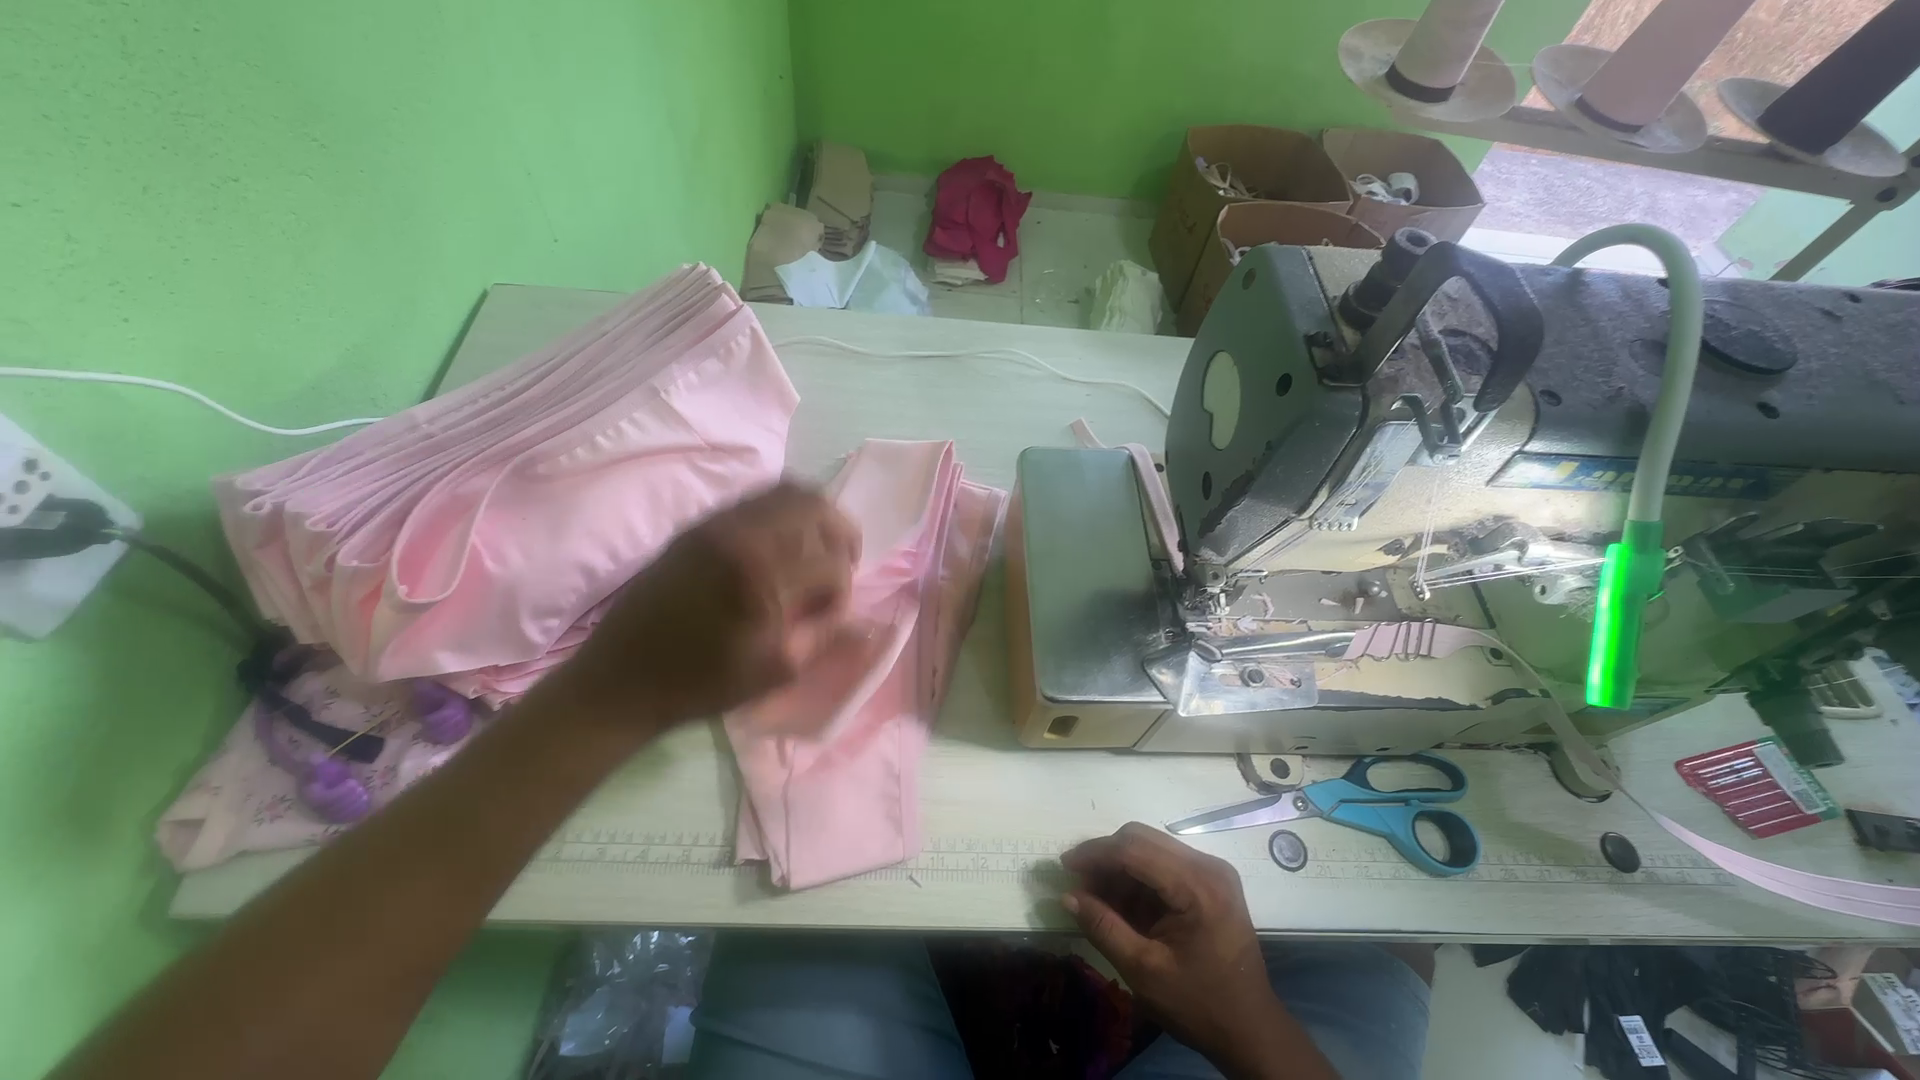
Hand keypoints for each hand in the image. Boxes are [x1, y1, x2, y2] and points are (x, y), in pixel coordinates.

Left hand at [558, 482, 859, 730]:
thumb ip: (824, 638)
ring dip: (814, 519)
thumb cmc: (700, 683)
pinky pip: (755, 499)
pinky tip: (780, 549)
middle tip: (840, 568)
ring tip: (814, 553)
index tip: (830, 616)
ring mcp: (716, 523)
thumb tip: (863, 621)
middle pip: (815, 506)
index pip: (831, 561)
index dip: (842, 590)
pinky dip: (782, 515)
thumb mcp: (773, 672)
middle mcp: (741, 533)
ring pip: (787, 492)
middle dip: (840, 536)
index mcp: (761, 575)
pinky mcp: (698, 525)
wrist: (622, 679)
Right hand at [1061, 824, 1333, 1079]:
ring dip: (1119, 869)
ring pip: (1150, 849)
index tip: (1064, 867)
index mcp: (1197, 886)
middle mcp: (1208, 867)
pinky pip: (1164, 864)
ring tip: (1098, 903)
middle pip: (1142, 840)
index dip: (1094, 854)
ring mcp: (1212, 872)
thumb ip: (1103, 927)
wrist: (1250, 1029)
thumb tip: (1068, 895)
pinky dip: (1137, 879)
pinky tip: (1123, 907)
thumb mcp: (1143, 970)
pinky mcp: (1211, 882)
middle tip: (1080, 888)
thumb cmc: (1198, 1004)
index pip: (1134, 850)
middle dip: (1105, 858)